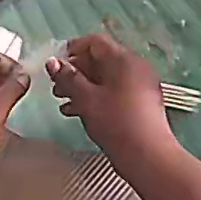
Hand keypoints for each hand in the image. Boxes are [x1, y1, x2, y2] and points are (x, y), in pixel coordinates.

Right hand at [46, 34, 174, 156]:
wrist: (148, 157)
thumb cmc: (115, 122)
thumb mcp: (86, 98)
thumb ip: (67, 78)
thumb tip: (53, 62)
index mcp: (123, 60)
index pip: (95, 42)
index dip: (72, 49)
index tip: (54, 63)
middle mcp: (134, 68)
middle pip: (99, 60)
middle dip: (75, 71)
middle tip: (56, 85)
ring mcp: (139, 86)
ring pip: (104, 78)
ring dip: (82, 86)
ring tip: (62, 100)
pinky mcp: (140, 103)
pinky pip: (113, 91)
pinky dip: (95, 97)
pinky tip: (76, 111)